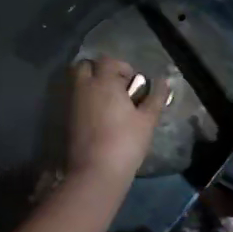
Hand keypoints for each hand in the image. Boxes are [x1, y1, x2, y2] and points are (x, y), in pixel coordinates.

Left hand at [68, 56, 167, 182]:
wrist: (95, 171)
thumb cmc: (125, 142)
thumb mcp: (147, 120)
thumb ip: (156, 98)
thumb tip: (165, 82)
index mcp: (103, 82)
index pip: (107, 60)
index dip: (122, 66)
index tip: (133, 83)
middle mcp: (84, 88)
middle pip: (85, 66)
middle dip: (100, 71)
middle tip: (117, 88)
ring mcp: (72, 103)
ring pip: (78, 83)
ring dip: (92, 86)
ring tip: (110, 105)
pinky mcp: (67, 119)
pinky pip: (75, 100)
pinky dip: (86, 101)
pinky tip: (100, 118)